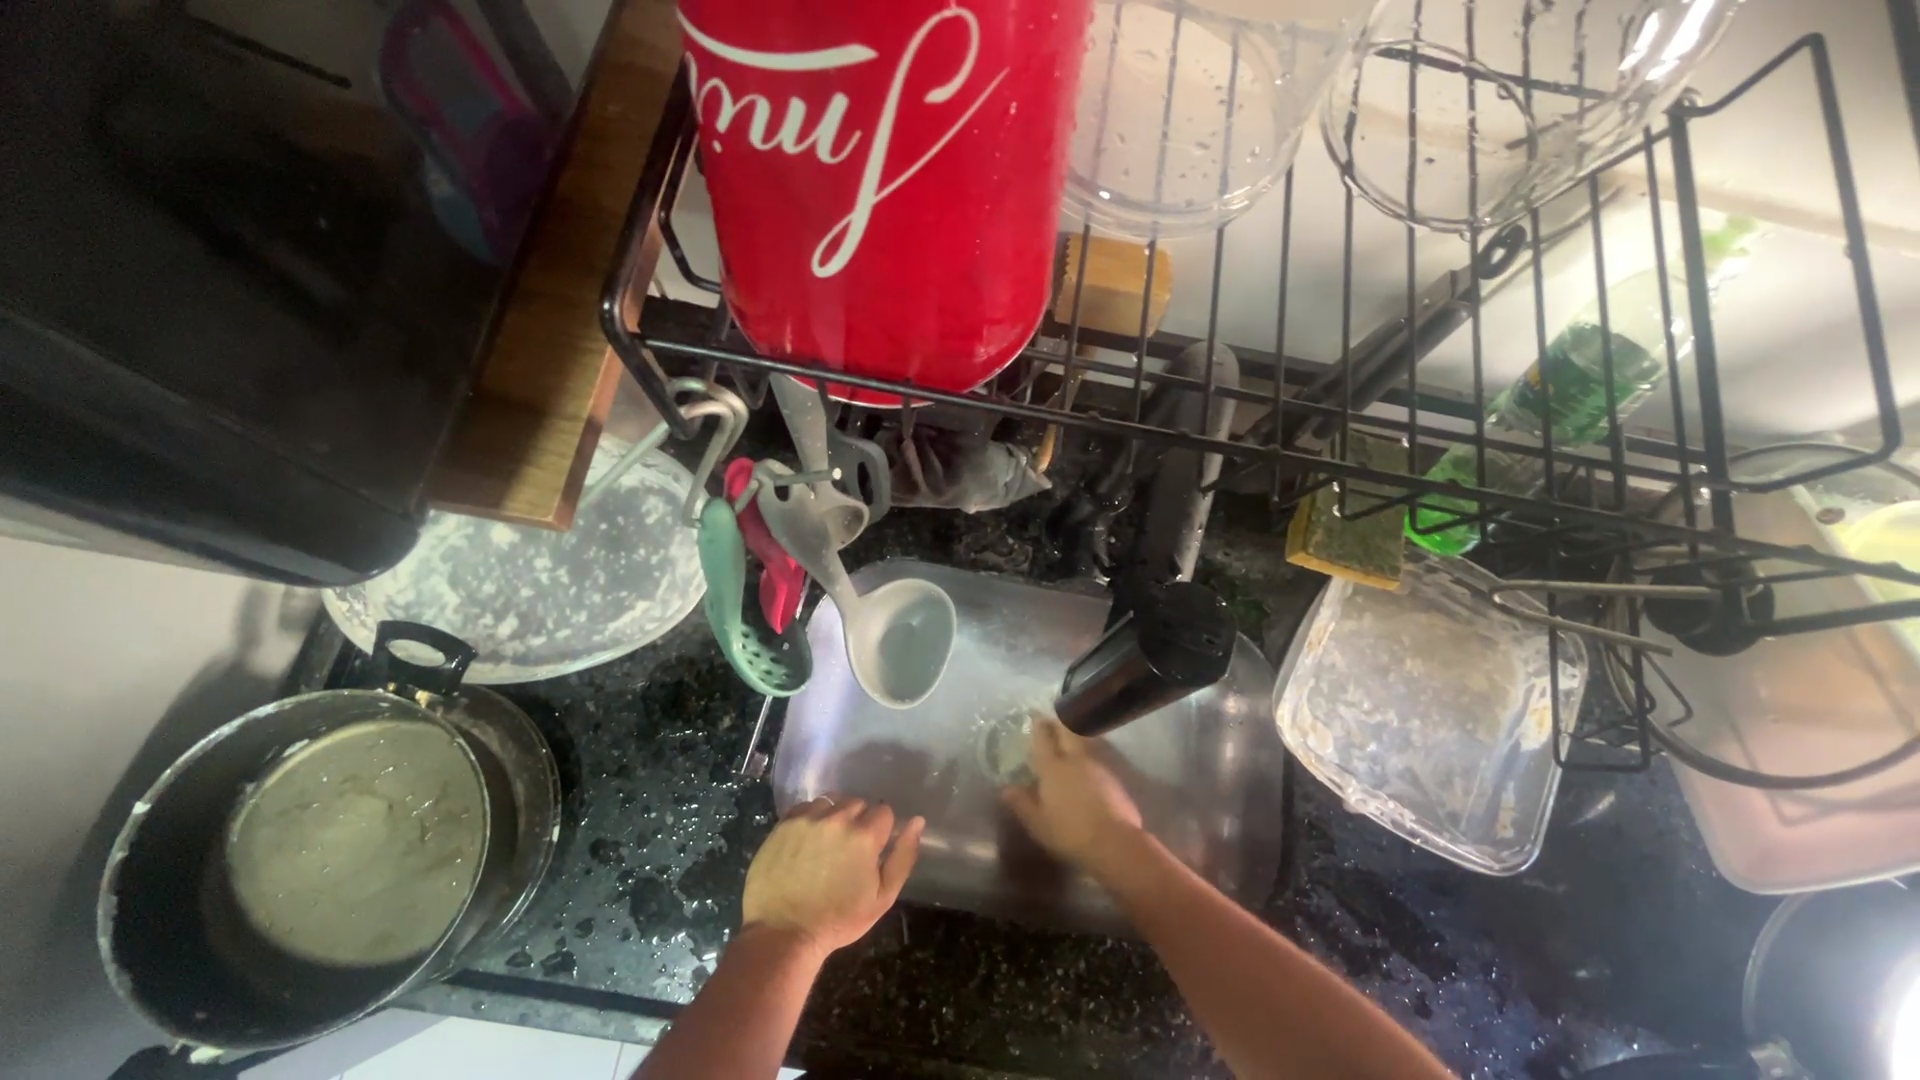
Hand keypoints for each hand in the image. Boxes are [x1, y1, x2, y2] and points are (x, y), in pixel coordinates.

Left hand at [741, 795, 923, 958]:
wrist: (783, 932)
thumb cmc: (838, 920)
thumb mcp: (882, 897)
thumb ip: (903, 856)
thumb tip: (917, 821)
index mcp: (864, 835)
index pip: (884, 811)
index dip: (882, 830)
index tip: (873, 850)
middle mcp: (836, 818)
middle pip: (858, 803)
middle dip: (859, 821)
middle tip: (850, 850)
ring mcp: (807, 818)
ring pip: (832, 802)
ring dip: (835, 816)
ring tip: (828, 843)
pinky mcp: (783, 823)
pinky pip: (806, 807)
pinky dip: (812, 818)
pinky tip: (808, 841)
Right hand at [1001, 715, 1143, 879]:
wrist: (1114, 842)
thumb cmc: (1068, 832)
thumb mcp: (1037, 823)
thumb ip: (1022, 803)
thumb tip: (1007, 789)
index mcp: (1053, 768)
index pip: (1044, 739)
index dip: (1039, 726)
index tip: (1037, 716)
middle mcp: (1075, 760)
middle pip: (1068, 733)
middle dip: (1059, 723)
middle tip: (1053, 719)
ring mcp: (1098, 767)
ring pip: (1085, 743)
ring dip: (1076, 737)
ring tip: (1070, 738)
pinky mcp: (1114, 778)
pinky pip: (1097, 759)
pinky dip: (1089, 756)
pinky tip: (1087, 766)